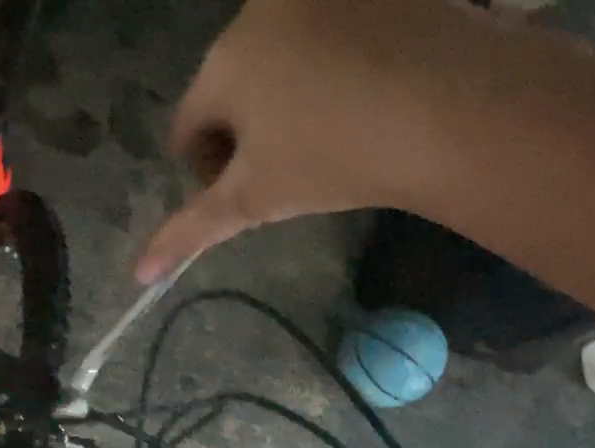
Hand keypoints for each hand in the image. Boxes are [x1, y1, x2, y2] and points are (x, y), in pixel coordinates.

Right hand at [136, 0, 486, 282]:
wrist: (457, 108)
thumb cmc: (336, 159)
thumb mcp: (254, 201)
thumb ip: (188, 232)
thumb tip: (137, 274)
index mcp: (223, 62)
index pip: (188, 129)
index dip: (209, 171)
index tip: (252, 191)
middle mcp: (259, 9)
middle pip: (229, 87)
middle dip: (247, 129)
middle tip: (292, 164)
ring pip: (277, 56)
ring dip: (287, 94)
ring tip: (333, 128)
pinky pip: (328, 30)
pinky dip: (333, 62)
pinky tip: (367, 92)